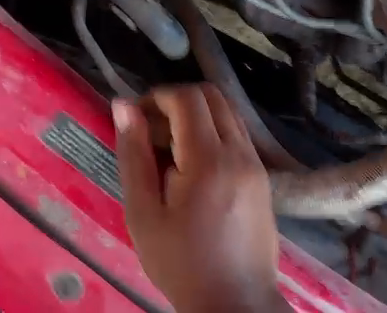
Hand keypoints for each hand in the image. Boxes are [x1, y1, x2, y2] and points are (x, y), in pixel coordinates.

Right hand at [115, 85, 285, 312]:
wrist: (236, 308)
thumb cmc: (182, 264)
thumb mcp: (143, 214)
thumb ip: (133, 154)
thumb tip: (123, 105)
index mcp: (209, 160)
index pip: (186, 98)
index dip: (157, 98)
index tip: (137, 120)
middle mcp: (239, 152)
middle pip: (211, 95)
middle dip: (177, 101)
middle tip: (153, 131)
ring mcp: (256, 164)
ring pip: (227, 112)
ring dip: (197, 115)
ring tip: (171, 149)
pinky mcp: (263, 178)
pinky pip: (237, 134)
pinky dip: (213, 132)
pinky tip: (193, 166)